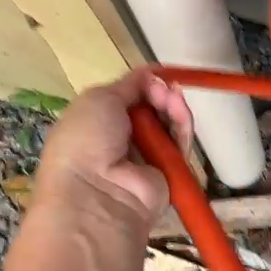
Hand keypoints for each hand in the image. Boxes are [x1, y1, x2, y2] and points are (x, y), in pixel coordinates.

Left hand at [32, 68, 192, 227]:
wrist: (96, 195)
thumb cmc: (86, 140)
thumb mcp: (98, 99)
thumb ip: (129, 84)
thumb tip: (151, 75)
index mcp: (97, 123)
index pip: (128, 98)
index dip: (144, 84)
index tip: (155, 76)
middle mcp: (120, 140)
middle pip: (152, 107)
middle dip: (161, 93)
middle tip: (164, 91)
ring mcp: (145, 157)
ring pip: (169, 122)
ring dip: (174, 107)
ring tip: (173, 102)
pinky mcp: (167, 172)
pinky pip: (180, 142)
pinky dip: (183, 126)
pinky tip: (181, 115)